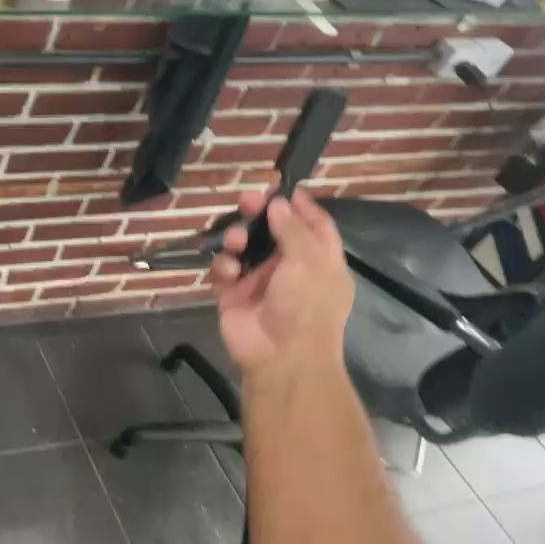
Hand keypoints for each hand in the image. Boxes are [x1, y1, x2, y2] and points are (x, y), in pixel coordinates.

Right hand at [209, 188, 354, 375]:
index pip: (314, 225)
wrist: (281, 355)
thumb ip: (292, 228)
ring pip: (244, 248)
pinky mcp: (233, 295)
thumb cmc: (306, 305)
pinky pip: (224, 271)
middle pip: (274, 232)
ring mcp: (259, 282)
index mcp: (320, 261)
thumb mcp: (309, 260)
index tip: (283, 188)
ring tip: (236, 242)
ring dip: (238, 239)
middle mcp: (290, 268)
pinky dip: (224, 267)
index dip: (300, 206)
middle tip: (246, 201)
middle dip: (260, 215)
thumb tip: (279, 203)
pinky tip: (229, 273)